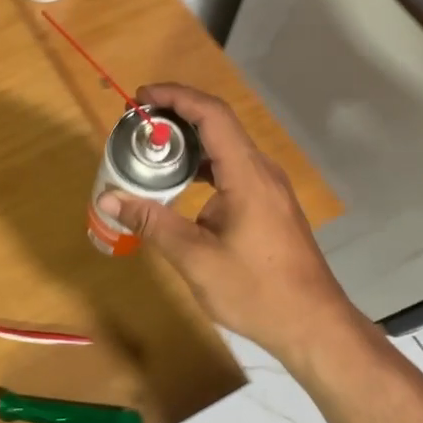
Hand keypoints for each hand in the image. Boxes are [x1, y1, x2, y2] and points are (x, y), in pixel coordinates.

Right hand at [97, 83, 350, 355]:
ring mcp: (268, 189)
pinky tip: (180, 185)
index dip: (175, 97)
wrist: (313, 325)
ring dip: (188, 143)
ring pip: (225, 148)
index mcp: (247, 176)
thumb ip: (152, 223)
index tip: (140, 98)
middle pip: (218, 125)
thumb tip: (109, 200)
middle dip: (175, 117)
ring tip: (151, 151)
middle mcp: (261, 172)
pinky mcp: (268, 206)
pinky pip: (232, 170)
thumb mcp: (195, 259)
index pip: (212, 115)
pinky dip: (202, 166)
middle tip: (136, 125)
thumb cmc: (256, 291)